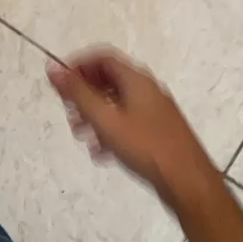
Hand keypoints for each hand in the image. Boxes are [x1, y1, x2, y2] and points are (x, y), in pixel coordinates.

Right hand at [47, 48, 215, 196]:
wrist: (190, 184)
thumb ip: (77, 94)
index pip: (102, 57)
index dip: (78, 66)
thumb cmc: (145, 146)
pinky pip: (128, 122)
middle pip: (108, 80)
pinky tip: (102, 153)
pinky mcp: (160, 133)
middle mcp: (147, 89)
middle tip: (69, 112)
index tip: (61, 84)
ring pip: (117, 104)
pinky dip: (111, 130)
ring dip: (95, 115)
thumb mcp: (105, 119)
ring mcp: (156, 112)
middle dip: (84, 94)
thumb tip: (52, 68)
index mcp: (136, 79)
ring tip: (81, 135)